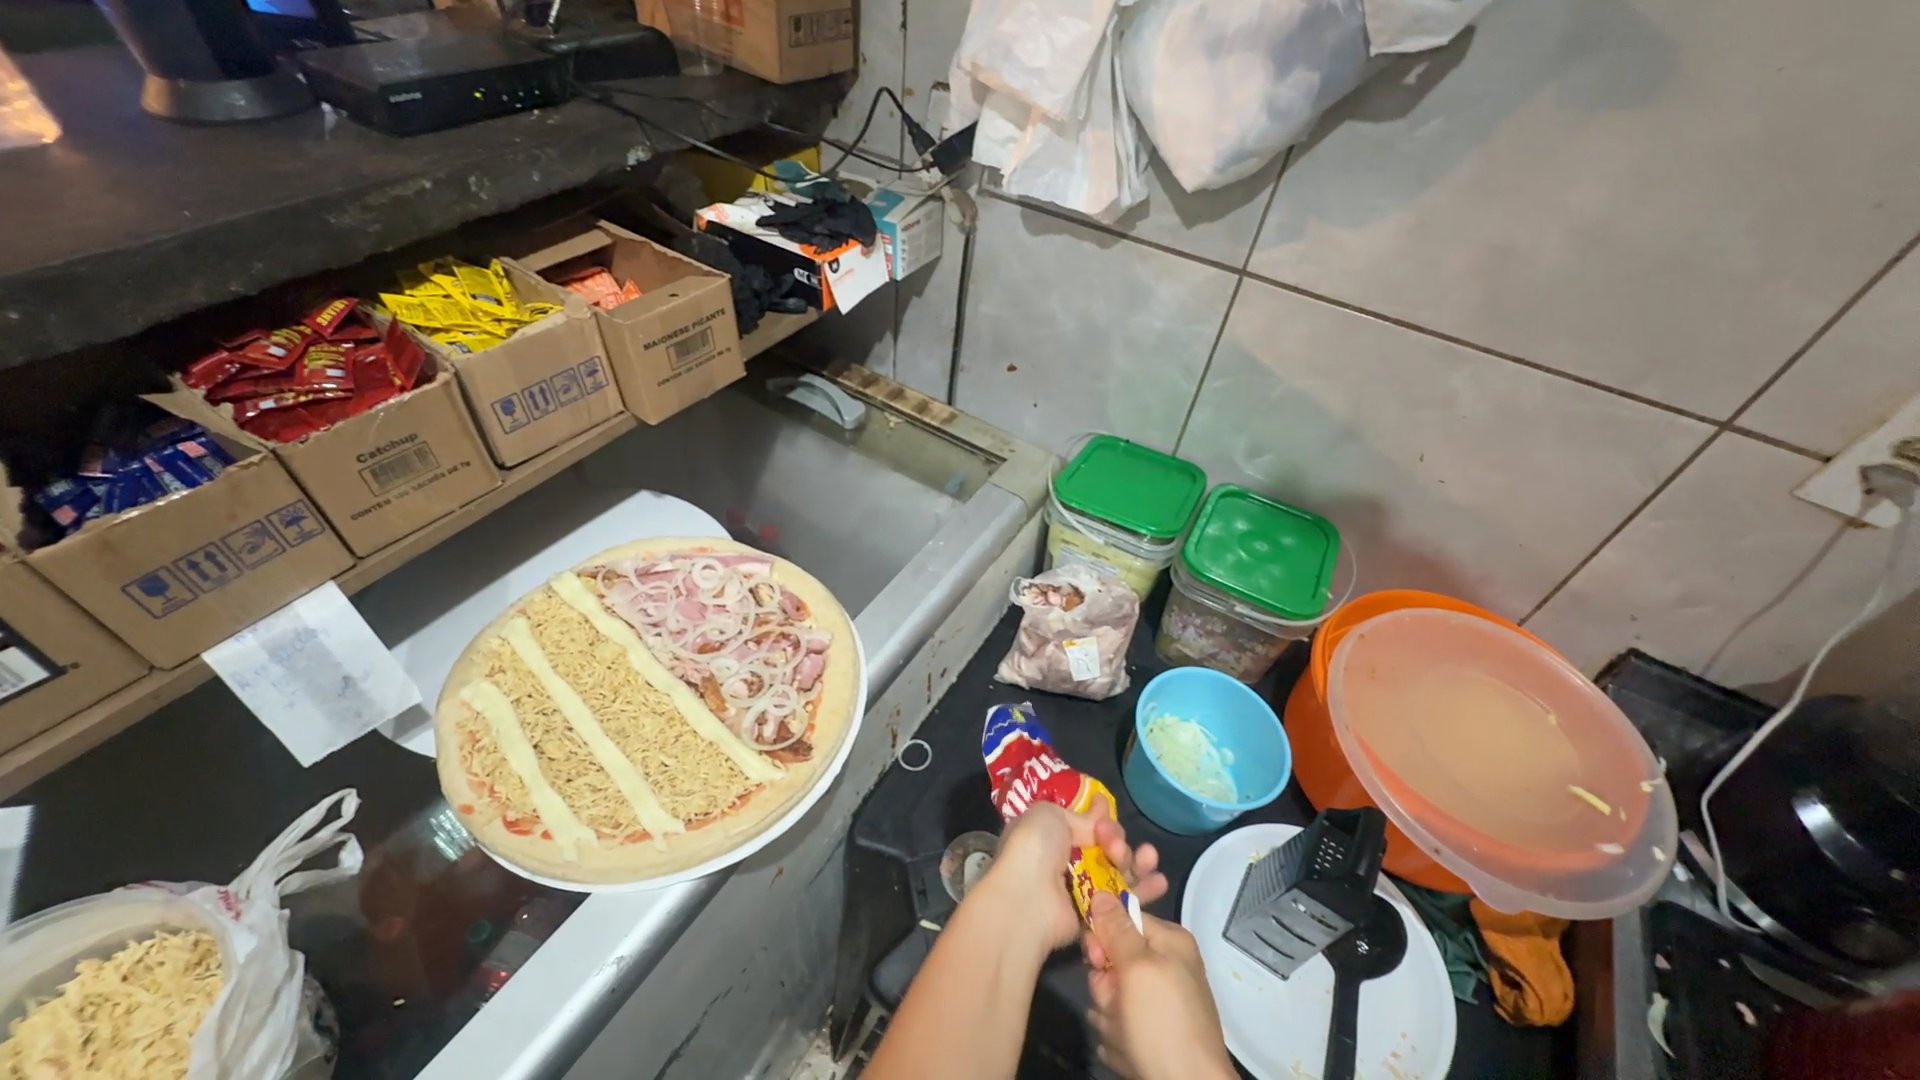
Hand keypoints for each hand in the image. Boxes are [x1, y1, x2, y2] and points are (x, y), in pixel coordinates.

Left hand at [978, 797, 1168, 954]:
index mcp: (1049, 835)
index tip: (1107, 819)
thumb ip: (1080, 816)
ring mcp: (1080, 889)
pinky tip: (1159, 881)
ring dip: (1136, 864)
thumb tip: (1100, 807)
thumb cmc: (1034, 849)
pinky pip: (1123, 901)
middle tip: (1116, 846)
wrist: (1028, 898)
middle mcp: (1065, 862)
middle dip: (1118, 842)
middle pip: (1104, 848)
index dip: (1101, 821)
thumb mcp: (1050, 815)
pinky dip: (1143, 891)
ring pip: (1117, 873)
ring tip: (1150, 858)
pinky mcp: (1095, 915)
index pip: (1085, 825)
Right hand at [1086, 892, 1235, 1079]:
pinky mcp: (1148, 1033)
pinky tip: (1130, 1051)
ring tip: (1128, 1036)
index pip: (1121, 920)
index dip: (1103, 939)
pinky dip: (1118, 1039)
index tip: (1098, 960)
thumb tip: (1101, 891)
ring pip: (1109, 996)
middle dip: (1106, 988)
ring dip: (1110, 1018)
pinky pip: (1117, 1024)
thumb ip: (1117, 929)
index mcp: (1169, 943)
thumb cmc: (1164, 1024)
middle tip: (1120, 1006)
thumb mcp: (1138, 968)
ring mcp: (1156, 1003)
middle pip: (1111, 961)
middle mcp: (1164, 967)